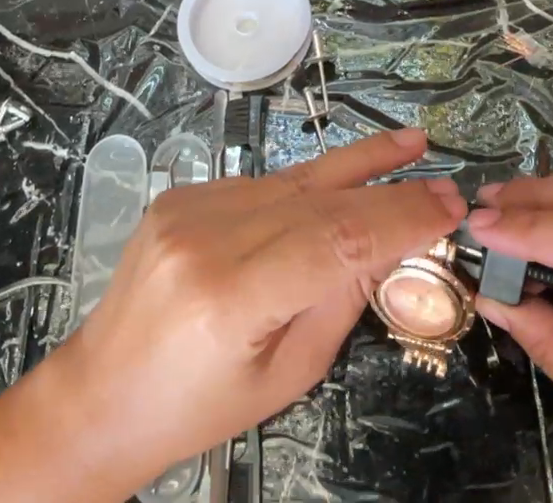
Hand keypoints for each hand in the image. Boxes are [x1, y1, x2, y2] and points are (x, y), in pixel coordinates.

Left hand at [0, 129, 464, 502]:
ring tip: (406, 146)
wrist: (102, 391)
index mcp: (230, 296)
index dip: (400, 217)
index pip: (337, 240)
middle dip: (387, 187)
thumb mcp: (289, 373)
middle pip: (319, 199)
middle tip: (442, 179)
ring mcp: (186, 207)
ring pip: (292, 180)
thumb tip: (394, 243)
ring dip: (353, 168)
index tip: (450, 205)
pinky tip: (341, 185)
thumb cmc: (198, 407)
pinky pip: (262, 185)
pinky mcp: (180, 194)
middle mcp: (205, 236)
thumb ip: (341, 299)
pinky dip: (308, 186)